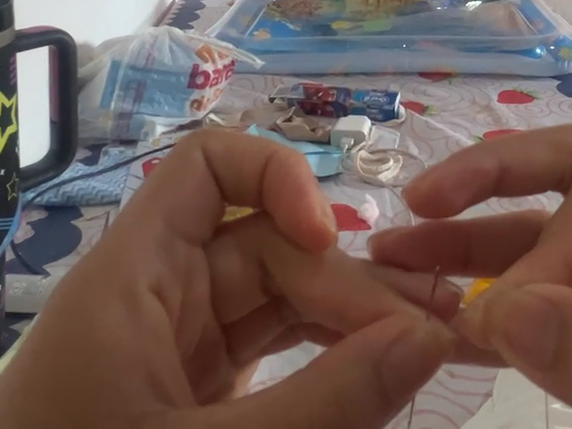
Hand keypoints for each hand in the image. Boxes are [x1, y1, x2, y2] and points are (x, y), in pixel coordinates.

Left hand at [0, 130, 455, 428]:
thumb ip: (326, 404)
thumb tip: (432, 337)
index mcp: (135, 275)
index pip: (209, 167)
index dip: (278, 176)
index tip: (330, 238)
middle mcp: (161, 294)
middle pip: (271, 244)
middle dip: (348, 283)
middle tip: (436, 331)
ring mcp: (181, 348)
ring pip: (282, 300)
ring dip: (351, 323)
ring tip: (432, 348)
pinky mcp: (197, 397)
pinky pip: (275, 354)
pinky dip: (326, 364)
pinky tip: (377, 380)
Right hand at [368, 126, 571, 428]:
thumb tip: (503, 311)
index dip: (543, 252)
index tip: (502, 324)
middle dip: (491, 182)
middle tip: (417, 202)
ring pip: (551, 239)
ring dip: (476, 246)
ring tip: (398, 259)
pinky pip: (559, 306)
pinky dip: (503, 309)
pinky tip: (447, 317)